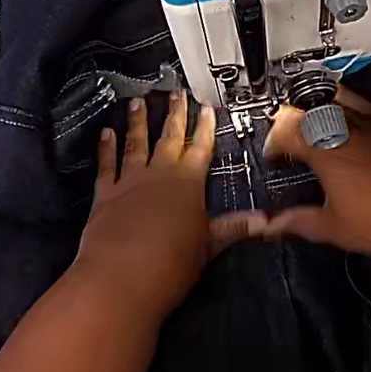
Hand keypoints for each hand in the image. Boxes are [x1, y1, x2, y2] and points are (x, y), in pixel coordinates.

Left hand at [74, 93, 265, 316]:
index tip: (207, 108)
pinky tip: (106, 132)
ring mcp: (131, 182)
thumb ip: (234, 228)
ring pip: (137, 143)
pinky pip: (107, 165)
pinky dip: (106, 148)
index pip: (201, 147)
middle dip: (176, 114)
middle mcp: (160, 174)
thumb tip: (265, 221)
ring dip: (139, 122)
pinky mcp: (105, 195)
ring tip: (140, 102)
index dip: (206, 127)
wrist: (121, 278)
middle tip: (177, 93)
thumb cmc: (170, 263)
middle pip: (171, 137)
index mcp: (188, 183)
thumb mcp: (210, 245)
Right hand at [264, 89, 370, 273]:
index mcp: (325, 145)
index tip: (274, 157)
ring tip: (318, 134)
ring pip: (337, 98)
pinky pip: (365, 108)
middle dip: (293, 121)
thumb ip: (297, 221)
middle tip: (290, 143)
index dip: (273, 143)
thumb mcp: (334, 227)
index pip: (284, 128)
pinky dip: (351, 116)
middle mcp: (349, 126)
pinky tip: (354, 139)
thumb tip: (277, 223)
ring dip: (321, 111)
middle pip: (308, 104)